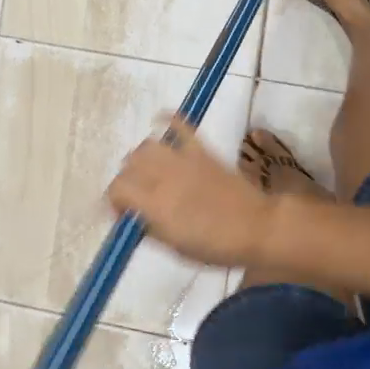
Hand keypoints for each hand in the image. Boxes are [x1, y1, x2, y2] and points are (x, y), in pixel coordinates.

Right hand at [106, 118, 276, 266]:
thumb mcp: (176, 248)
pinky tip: (160, 121)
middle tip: (136, 195)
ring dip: (141, 157)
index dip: (113, 202)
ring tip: (148, 170)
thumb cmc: (215, 246)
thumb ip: (150, 229)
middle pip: (129, 165)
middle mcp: (163, 176)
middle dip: (126, 180)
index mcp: (155, 204)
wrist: (256, 227)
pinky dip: (168, 119)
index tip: (122, 213)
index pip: (117, 190)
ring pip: (147, 145)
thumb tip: (133, 218)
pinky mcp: (201, 149)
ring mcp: (183, 159)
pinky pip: (181, 125)